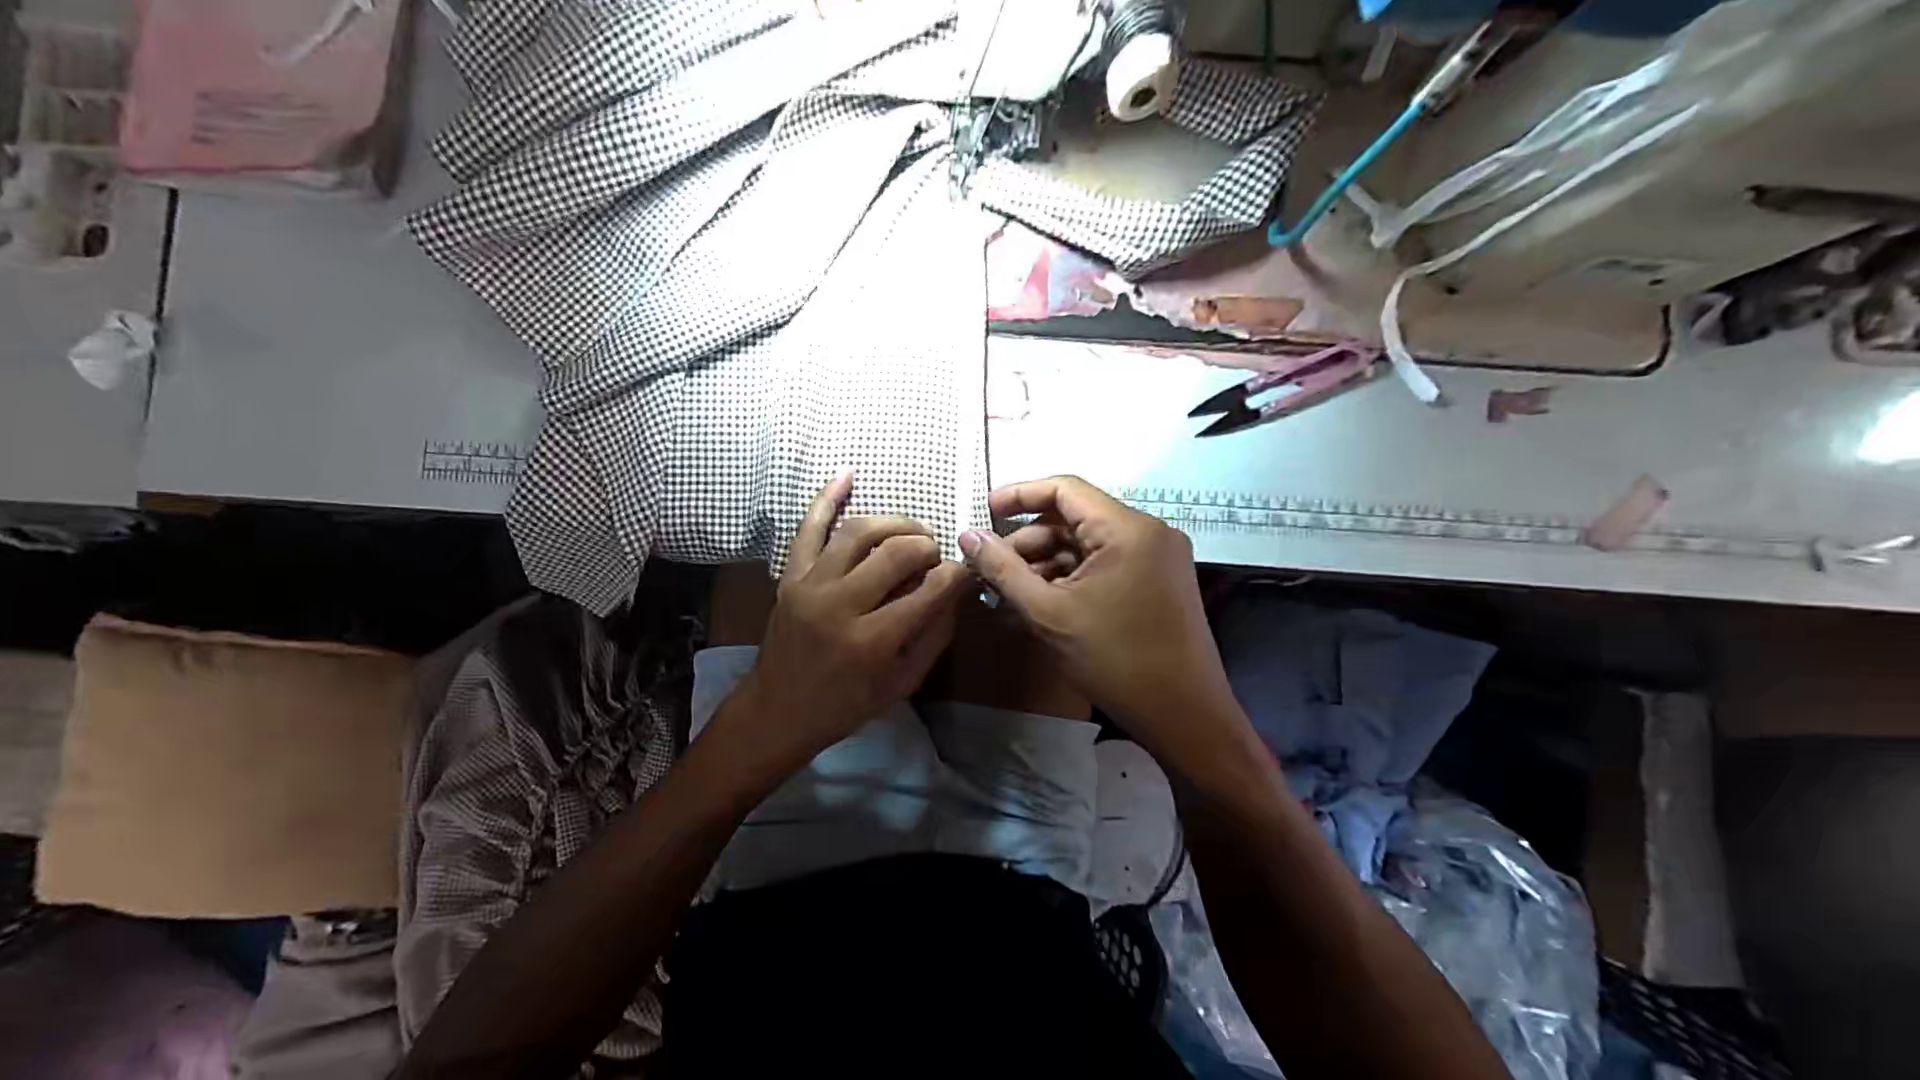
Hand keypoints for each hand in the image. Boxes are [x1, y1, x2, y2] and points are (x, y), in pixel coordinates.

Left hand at [731, 472, 972, 770]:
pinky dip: (826, 498)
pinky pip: (807, 528)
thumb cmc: (846, 704)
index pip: (930, 590)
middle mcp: (840, 605)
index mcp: (872, 641)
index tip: (966, 568)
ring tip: (912, 531)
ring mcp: (810, 586)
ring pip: (858, 532)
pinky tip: (847, 475)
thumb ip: (934, 634)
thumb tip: (958, 590)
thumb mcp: (902, 683)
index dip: (957, 573)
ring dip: (894, 523)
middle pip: (896, 552)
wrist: (777, 710)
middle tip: (935, 554)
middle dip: (926, 545)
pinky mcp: (790, 576)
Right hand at [959, 476, 1238, 758]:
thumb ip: (1003, 570)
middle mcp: (1148, 532)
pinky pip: (1106, 564)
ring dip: (1047, 561)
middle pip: (1075, 518)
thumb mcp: (1048, 613)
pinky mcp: (1159, 580)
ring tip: (1009, 590)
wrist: (1184, 715)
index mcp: (1127, 529)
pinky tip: (1042, 601)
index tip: (984, 510)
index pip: (1065, 489)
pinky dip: (1072, 576)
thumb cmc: (1114, 661)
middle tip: (991, 567)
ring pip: (1089, 543)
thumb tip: (968, 536)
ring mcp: (1157, 557)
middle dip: (1029, 540)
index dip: (1020, 494)